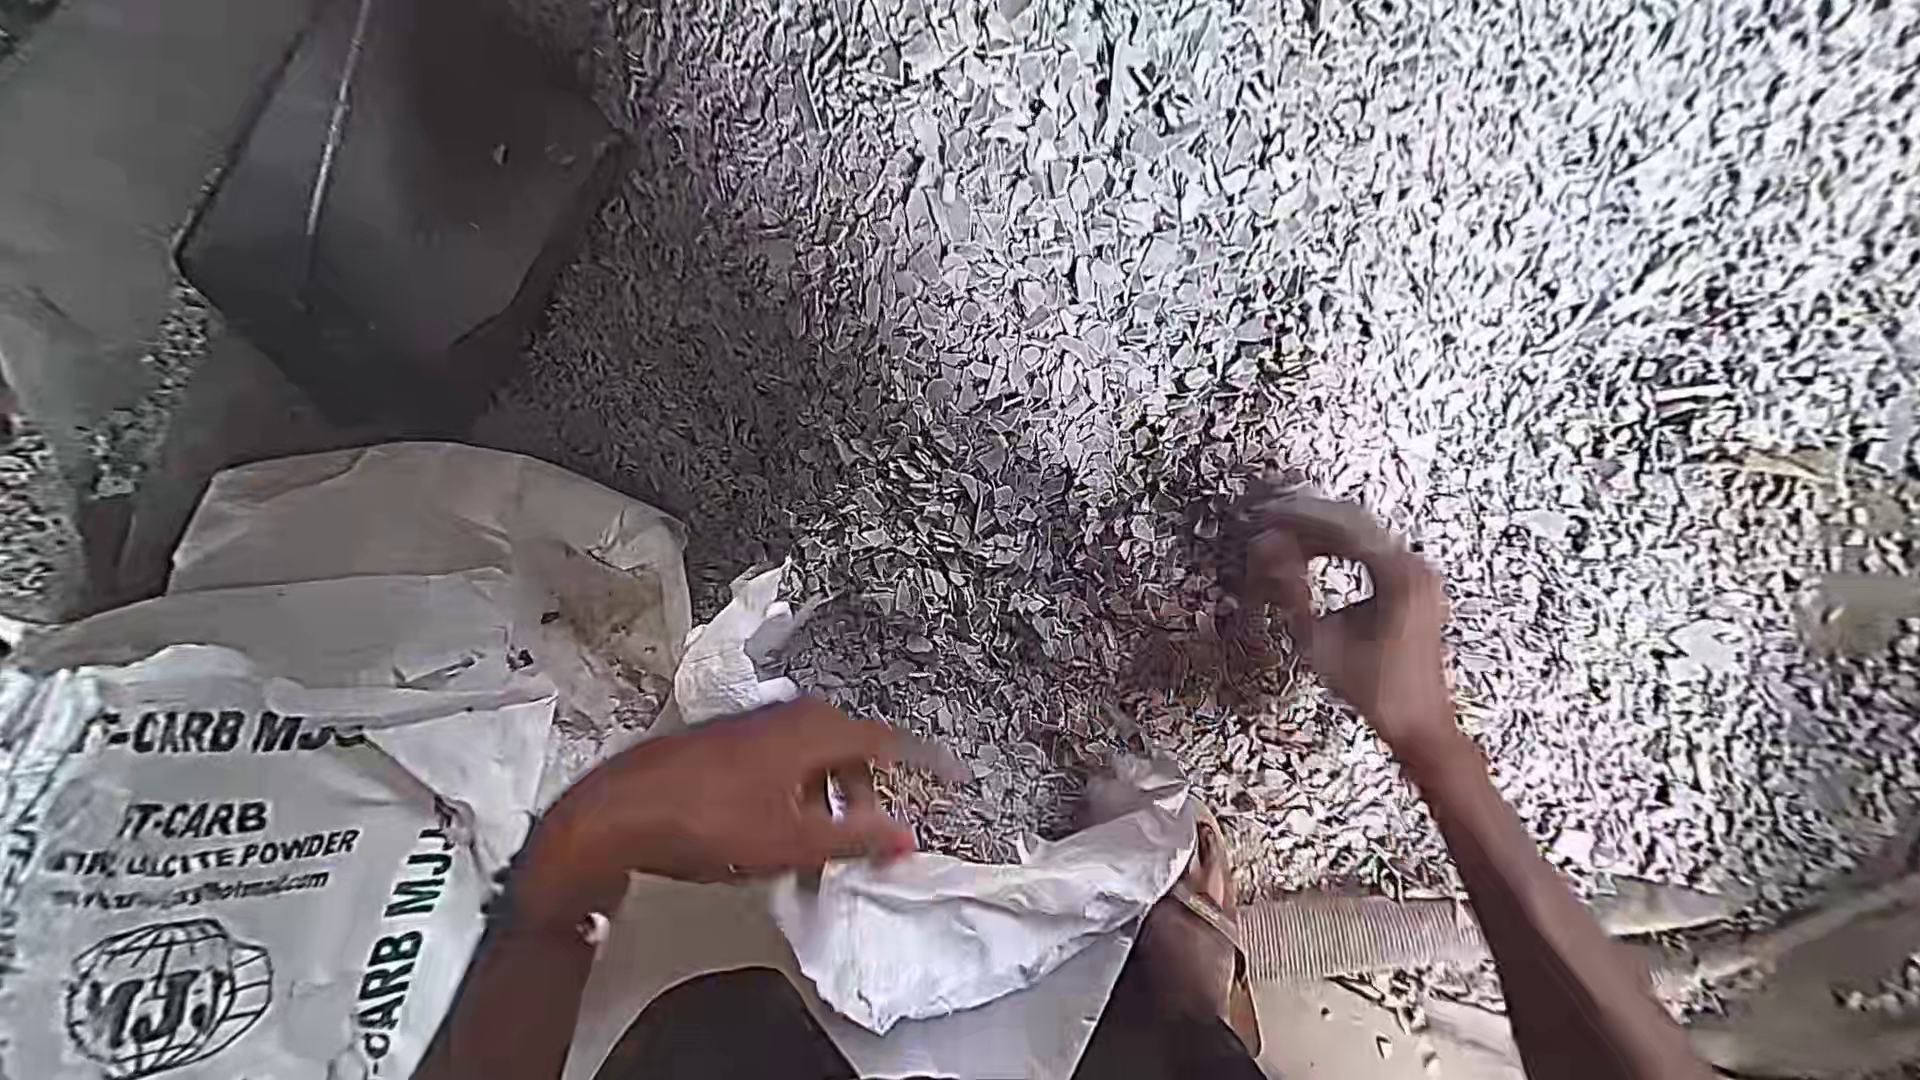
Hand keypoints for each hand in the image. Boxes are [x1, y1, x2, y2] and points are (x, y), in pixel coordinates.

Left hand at [515, 698, 960, 927]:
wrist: (622, 808)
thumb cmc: (712, 820)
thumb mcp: (793, 840)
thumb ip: (855, 837)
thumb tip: (906, 838)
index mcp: (818, 731)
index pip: (888, 742)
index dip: (923, 761)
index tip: (952, 774)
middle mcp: (796, 715)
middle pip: (853, 750)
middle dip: (867, 793)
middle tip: (869, 835)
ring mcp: (764, 723)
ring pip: (819, 756)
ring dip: (832, 795)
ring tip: (822, 841)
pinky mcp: (739, 737)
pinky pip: (791, 757)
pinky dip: (803, 788)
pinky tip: (784, 824)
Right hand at [1239, 491, 1457, 759]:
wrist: (1418, 720)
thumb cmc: (1375, 688)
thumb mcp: (1320, 639)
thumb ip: (1290, 589)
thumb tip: (1266, 550)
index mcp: (1398, 576)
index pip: (1340, 527)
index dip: (1297, 517)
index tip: (1266, 515)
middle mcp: (1413, 568)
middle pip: (1352, 522)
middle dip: (1305, 518)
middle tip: (1268, 518)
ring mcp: (1416, 575)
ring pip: (1360, 532)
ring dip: (1317, 530)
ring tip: (1279, 533)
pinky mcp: (1411, 584)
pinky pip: (1368, 549)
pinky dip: (1334, 546)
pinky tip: (1307, 552)